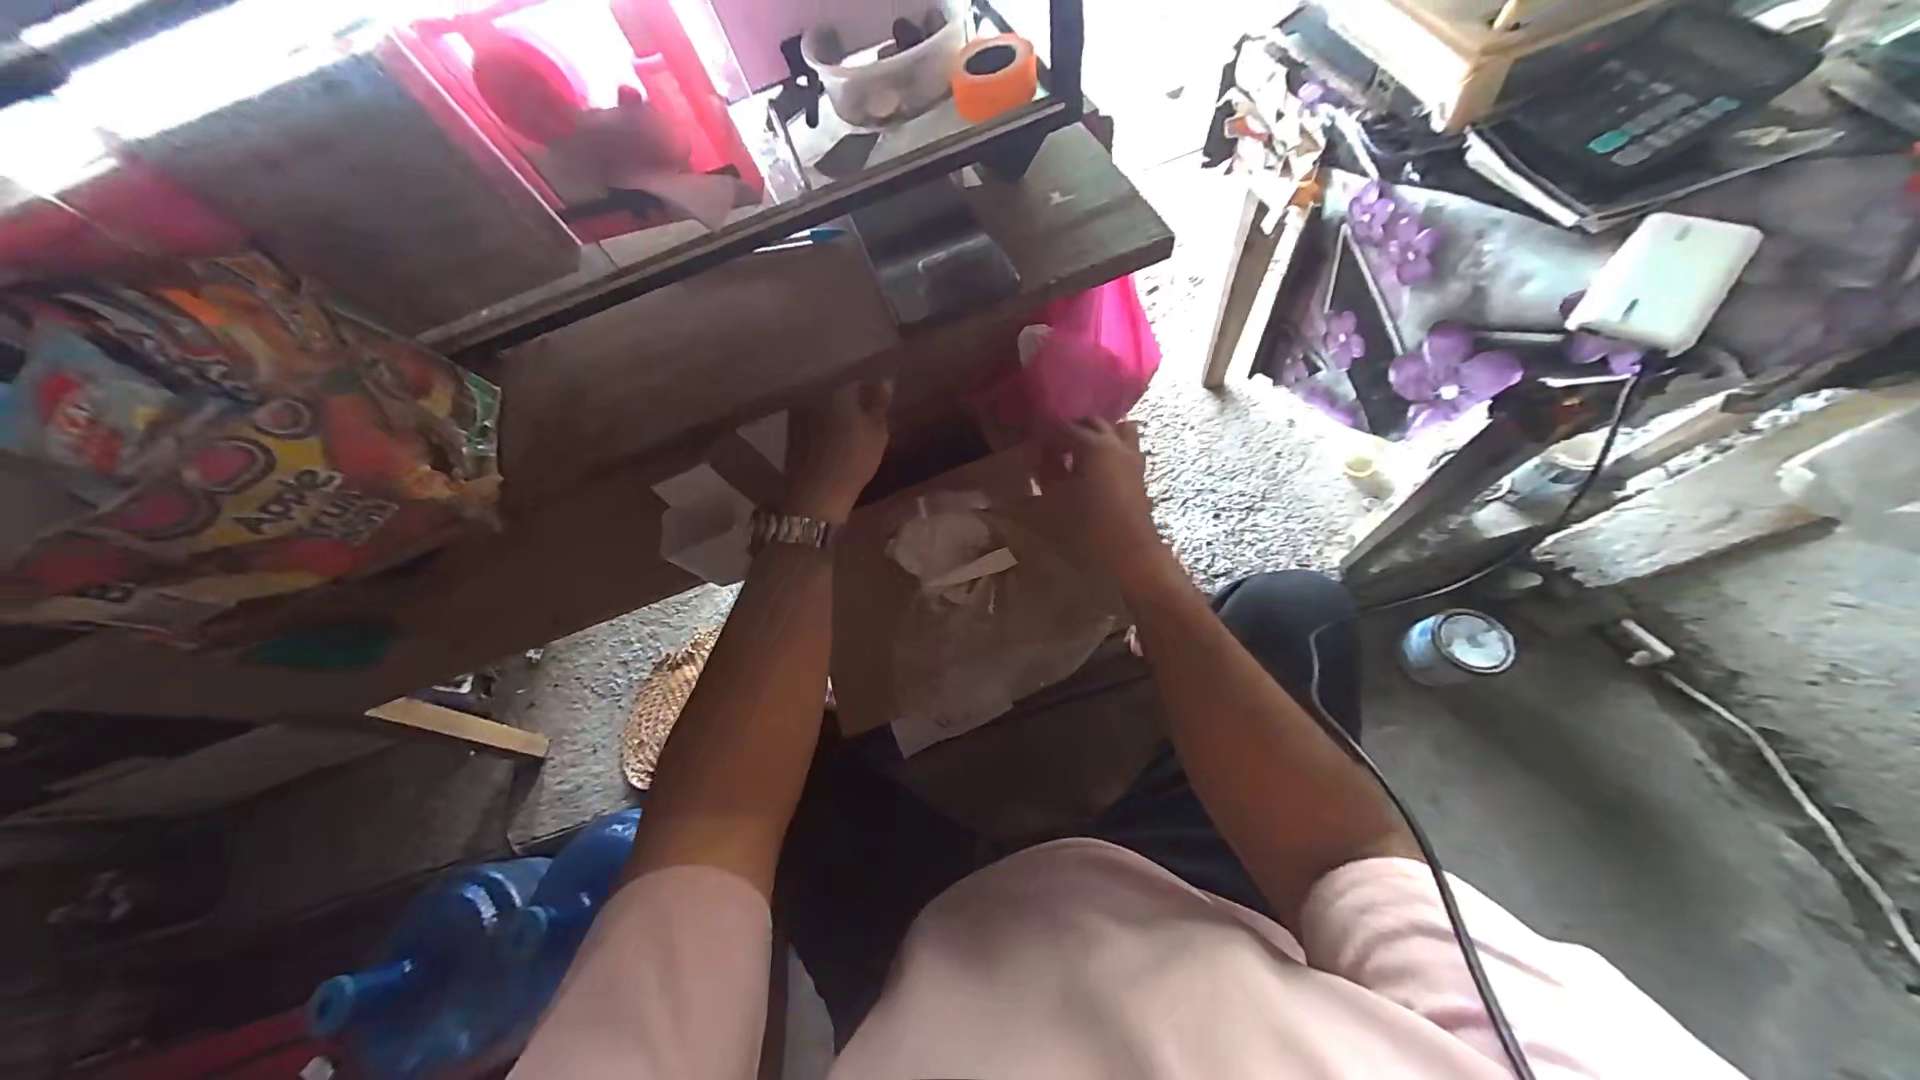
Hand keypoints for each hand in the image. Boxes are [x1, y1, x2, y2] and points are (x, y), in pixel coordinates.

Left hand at [781, 378, 892, 522]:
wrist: (817, 492)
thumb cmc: (854, 459)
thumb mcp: (878, 432)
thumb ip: (880, 405)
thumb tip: (884, 383)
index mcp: (836, 387)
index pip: (857, 379)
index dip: (871, 389)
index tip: (881, 401)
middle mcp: (813, 391)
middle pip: (837, 387)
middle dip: (853, 397)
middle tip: (868, 412)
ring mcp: (799, 409)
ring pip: (823, 401)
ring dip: (837, 408)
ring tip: (852, 424)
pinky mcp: (791, 428)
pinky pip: (813, 416)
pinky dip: (825, 420)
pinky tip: (835, 433)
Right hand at [1029, 418, 1182, 595]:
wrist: (1132, 559)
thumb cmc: (1088, 532)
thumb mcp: (1051, 509)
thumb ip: (1035, 487)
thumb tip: (1025, 476)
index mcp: (1093, 446)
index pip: (1062, 428)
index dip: (1043, 434)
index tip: (1028, 443)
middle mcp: (1116, 445)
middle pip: (1091, 423)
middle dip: (1068, 431)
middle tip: (1048, 450)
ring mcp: (1132, 459)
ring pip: (1115, 431)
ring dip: (1094, 437)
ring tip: (1074, 456)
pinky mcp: (1139, 476)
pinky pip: (1124, 449)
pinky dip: (1107, 451)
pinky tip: (1090, 473)